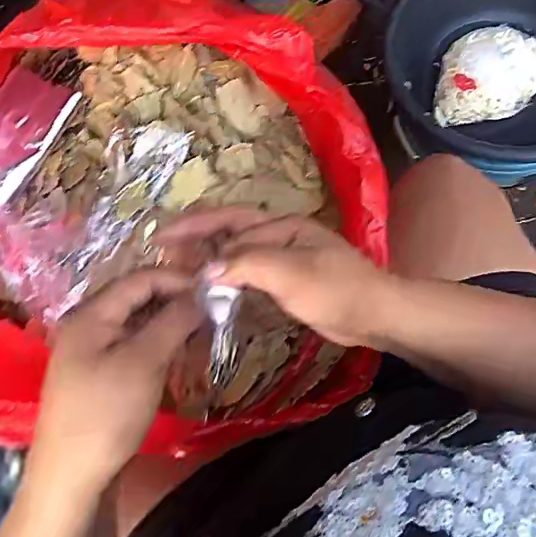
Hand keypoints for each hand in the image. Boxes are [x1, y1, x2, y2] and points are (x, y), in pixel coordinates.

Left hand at [31, 270, 198, 491]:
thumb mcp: (146, 361)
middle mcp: (88, 325)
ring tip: (200, 340)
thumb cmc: (107, 413)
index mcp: (91, 314)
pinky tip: (178, 359)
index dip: (179, 281)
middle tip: (211, 319)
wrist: (71, 477)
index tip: (215, 293)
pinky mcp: (99, 373)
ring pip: (140, 322)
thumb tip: (203, 293)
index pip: (141, 278)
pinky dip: (160, 345)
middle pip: (140, 298)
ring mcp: (91, 351)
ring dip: (172, 326)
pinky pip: (135, 345)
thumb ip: (175, 320)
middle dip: (178, 303)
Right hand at [156, 208, 395, 348]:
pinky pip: (254, 275)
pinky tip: (215, 291)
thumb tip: (205, 270)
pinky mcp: (293, 283)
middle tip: (163, 254)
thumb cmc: (336, 289)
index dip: (195, 229)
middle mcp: (284, 237)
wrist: (376, 314)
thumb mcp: (291, 273)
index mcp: (284, 226)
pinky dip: (231, 279)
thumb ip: (247, 266)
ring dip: (212, 259)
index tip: (160, 239)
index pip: (232, 222)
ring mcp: (290, 260)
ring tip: (180, 272)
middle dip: (199, 239)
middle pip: (233, 232)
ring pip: (242, 254)